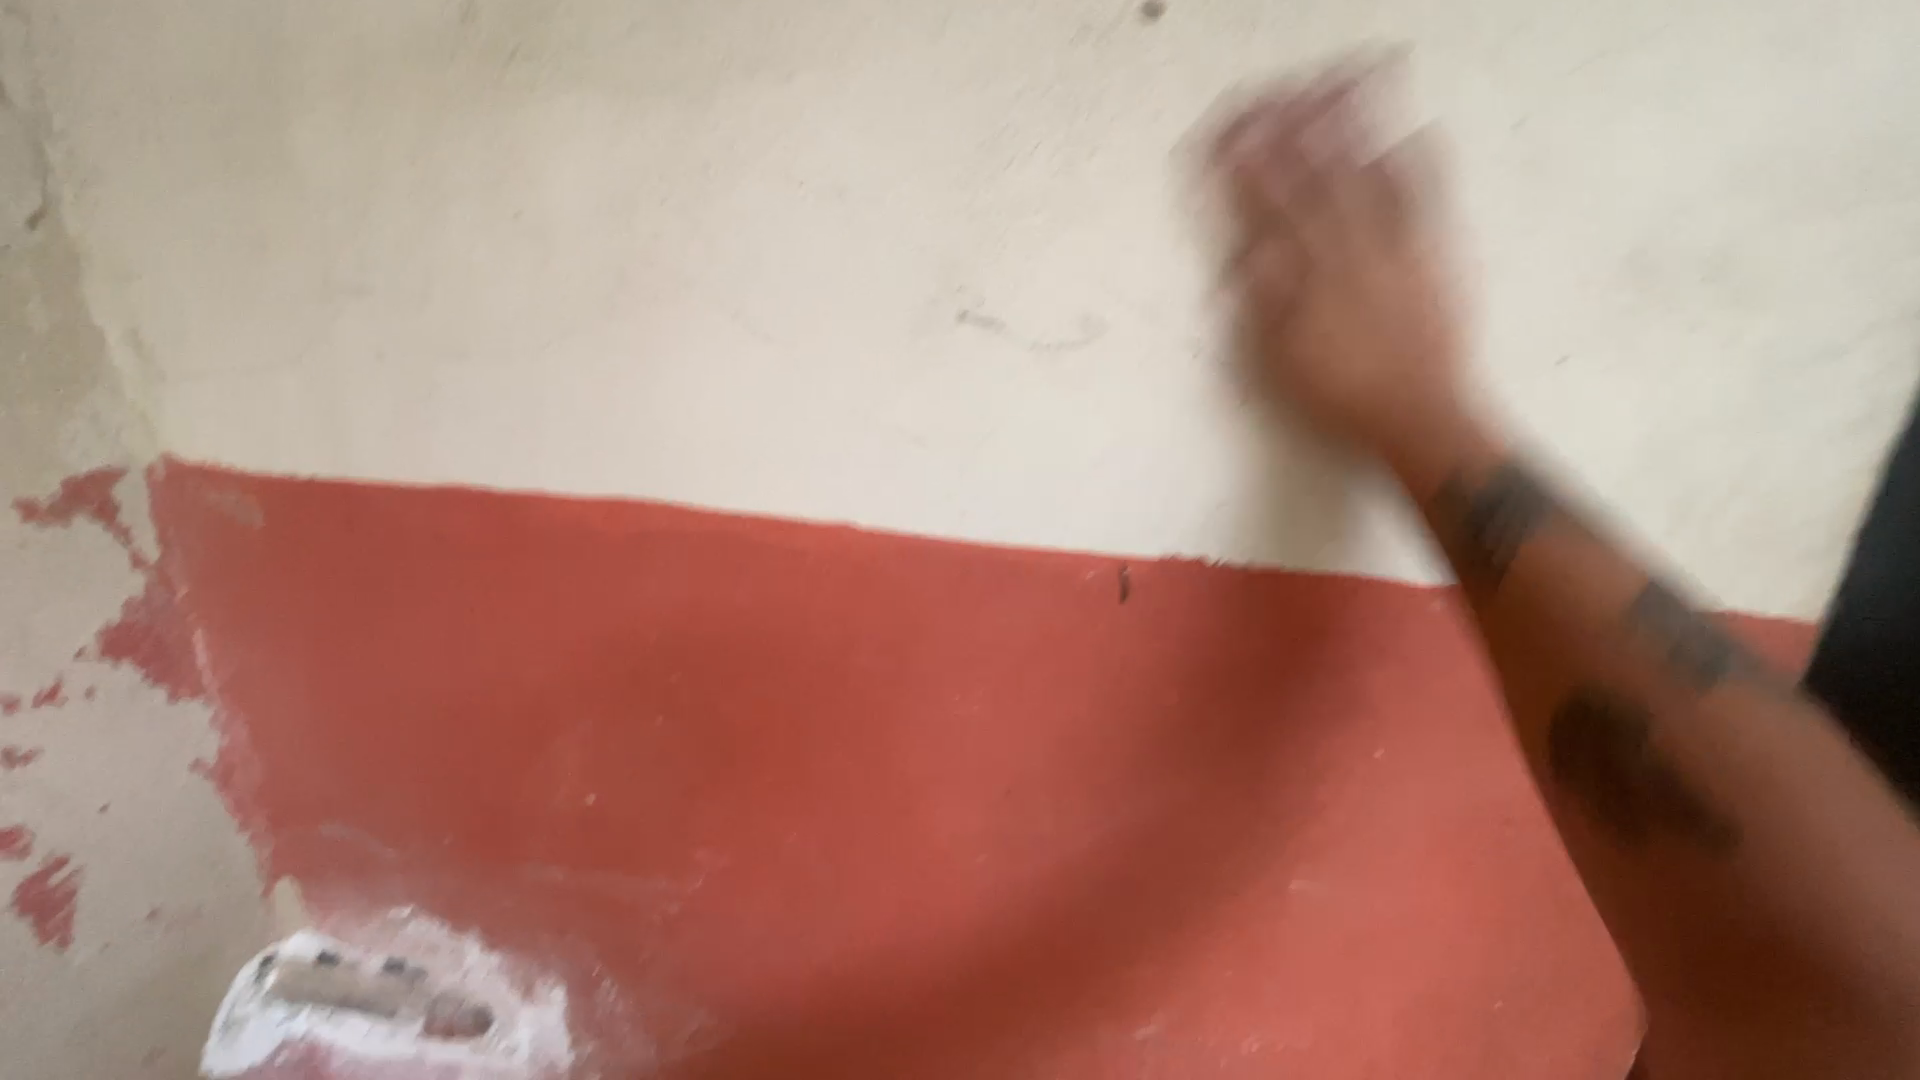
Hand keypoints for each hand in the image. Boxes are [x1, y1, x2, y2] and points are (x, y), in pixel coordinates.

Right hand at [1214, 56, 1469, 464]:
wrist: (1417, 416)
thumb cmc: (1336, 399)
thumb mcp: (1278, 362)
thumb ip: (1264, 303)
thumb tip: (1247, 250)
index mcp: (1307, 281)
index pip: (1270, 213)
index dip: (1249, 171)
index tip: (1231, 136)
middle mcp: (1351, 253)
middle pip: (1315, 181)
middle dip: (1290, 133)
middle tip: (1275, 93)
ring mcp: (1398, 248)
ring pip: (1369, 176)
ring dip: (1350, 128)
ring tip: (1338, 83)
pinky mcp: (1436, 255)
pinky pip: (1429, 198)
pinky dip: (1421, 161)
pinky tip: (1415, 130)